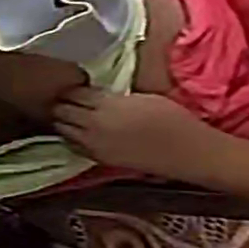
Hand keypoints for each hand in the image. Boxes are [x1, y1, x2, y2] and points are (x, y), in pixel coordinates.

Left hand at [52, 87, 231, 183]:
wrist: (188, 151)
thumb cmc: (173, 120)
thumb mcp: (143, 98)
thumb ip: (113, 97)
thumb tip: (94, 95)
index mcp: (108, 105)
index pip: (74, 94)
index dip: (71, 91)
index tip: (72, 90)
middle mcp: (94, 123)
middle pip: (61, 110)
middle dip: (61, 105)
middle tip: (65, 103)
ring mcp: (92, 142)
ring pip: (61, 128)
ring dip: (62, 121)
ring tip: (68, 117)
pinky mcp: (96, 157)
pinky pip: (71, 144)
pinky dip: (69, 137)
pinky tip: (76, 133)